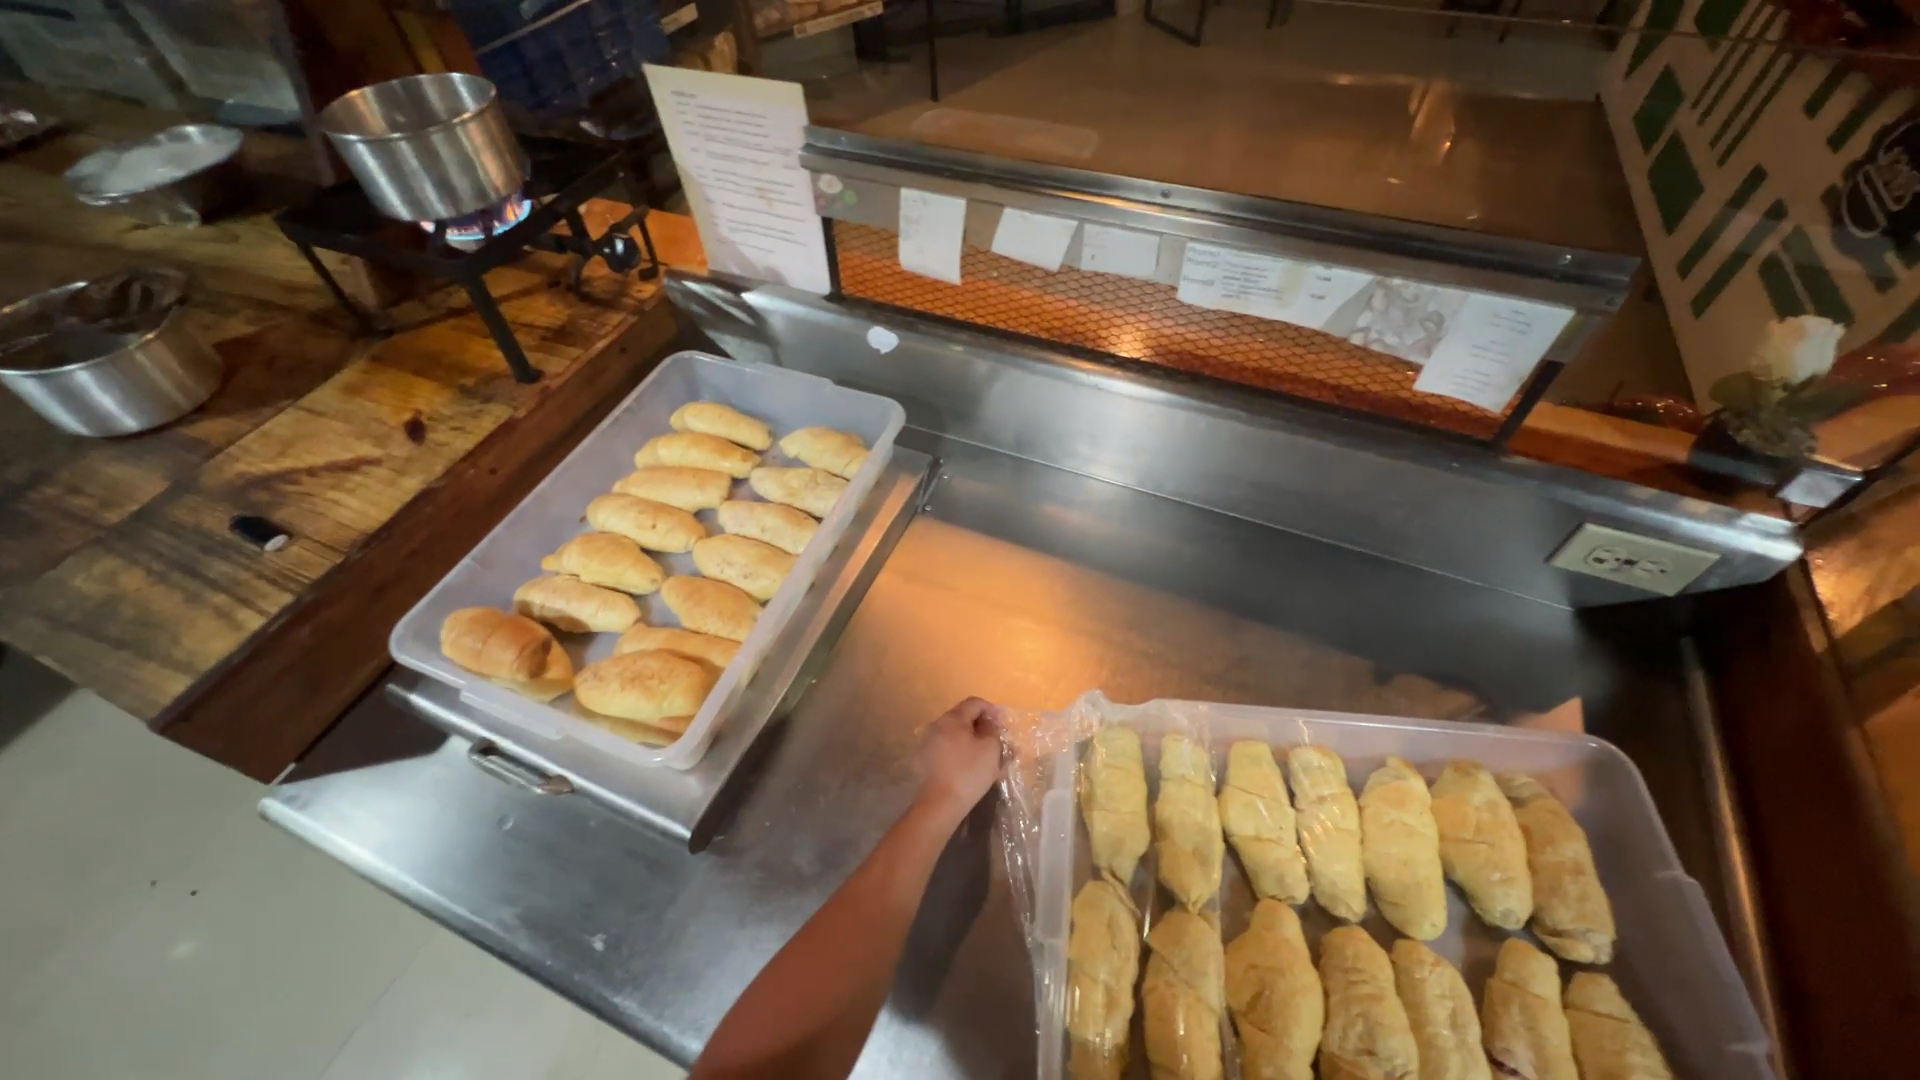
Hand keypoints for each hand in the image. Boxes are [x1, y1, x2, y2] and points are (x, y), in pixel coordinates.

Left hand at [915, 697, 1005, 822]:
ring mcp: (929, 742)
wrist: (941, 802)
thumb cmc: (969, 772)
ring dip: (973, 740)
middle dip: (982, 727)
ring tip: (987, 757)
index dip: (992, 710)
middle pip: (964, 717)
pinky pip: (949, 747)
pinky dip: (962, 751)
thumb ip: (992, 730)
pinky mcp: (927, 758)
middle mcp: (937, 725)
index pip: (974, 703)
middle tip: (997, 741)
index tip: (1003, 725)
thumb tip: (988, 723)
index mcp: (952, 719)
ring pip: (957, 734)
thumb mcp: (990, 748)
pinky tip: (972, 766)